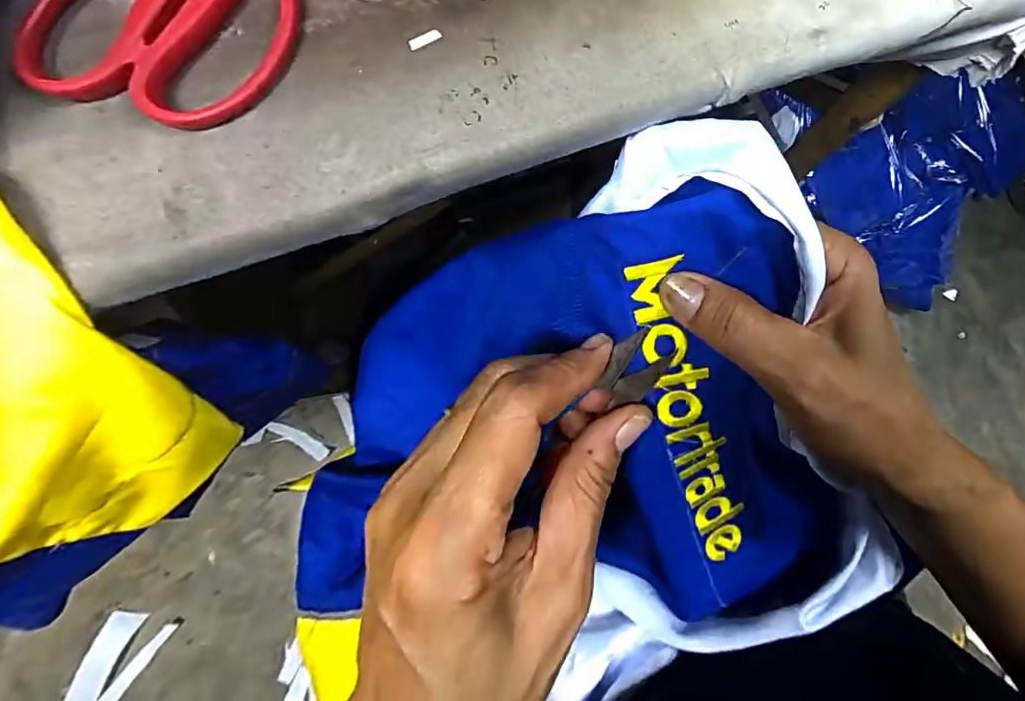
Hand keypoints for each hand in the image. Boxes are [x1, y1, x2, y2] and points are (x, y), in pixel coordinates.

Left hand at [354, 342, 651, 700]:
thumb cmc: (496, 673)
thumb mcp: (561, 589)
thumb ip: (589, 489)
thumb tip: (631, 413)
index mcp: (445, 535)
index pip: (508, 414)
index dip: (565, 372)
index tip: (614, 354)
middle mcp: (405, 501)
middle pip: (488, 392)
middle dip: (557, 372)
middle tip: (613, 390)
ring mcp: (393, 494)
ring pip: (474, 399)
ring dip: (538, 387)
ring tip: (590, 412)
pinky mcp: (398, 495)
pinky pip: (463, 423)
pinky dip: (515, 410)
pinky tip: (552, 433)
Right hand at [657, 225, 953, 495]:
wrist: (896, 470)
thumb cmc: (861, 413)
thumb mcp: (796, 366)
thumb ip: (737, 324)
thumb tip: (669, 281)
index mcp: (841, 261)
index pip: (776, 223)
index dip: (723, 226)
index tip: (665, 234)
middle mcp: (829, 273)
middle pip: (762, 254)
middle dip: (711, 264)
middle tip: (643, 269)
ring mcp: (816, 306)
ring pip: (756, 288)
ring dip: (713, 297)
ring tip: (649, 296)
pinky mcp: (802, 337)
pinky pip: (757, 318)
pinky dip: (725, 325)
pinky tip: (681, 332)